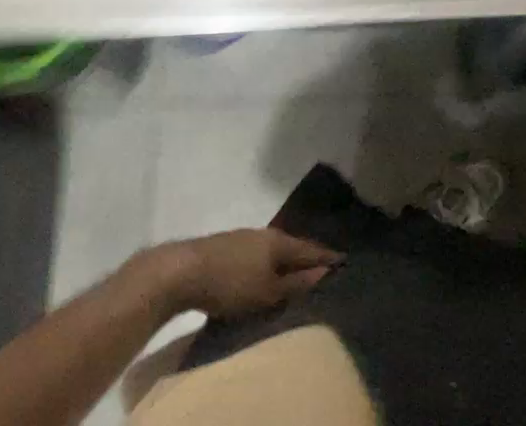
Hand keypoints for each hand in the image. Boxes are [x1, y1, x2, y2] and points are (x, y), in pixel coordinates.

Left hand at [142, 229, 341, 320]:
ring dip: (285, 263)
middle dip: (307, 258)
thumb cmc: (230, 283)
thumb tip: (323, 272)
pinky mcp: (224, 249)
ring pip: (272, 251)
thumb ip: (296, 284)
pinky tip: (265, 276)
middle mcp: (263, 234)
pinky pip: (256, 257)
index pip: (311, 249)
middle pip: (292, 247)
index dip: (328, 257)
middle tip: (324, 271)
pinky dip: (267, 266)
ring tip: (296, 277)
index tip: (345, 262)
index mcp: (278, 241)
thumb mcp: (268, 292)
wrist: (181, 272)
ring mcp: (242, 238)